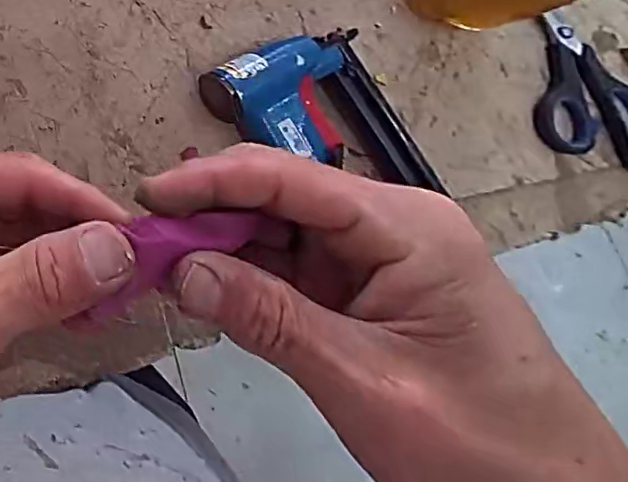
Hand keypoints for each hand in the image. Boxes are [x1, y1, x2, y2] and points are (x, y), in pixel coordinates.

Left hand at [0, 148, 135, 481]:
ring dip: (77, 268)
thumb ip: (44, 277)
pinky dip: (59, 287)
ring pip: (40, 235)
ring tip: (115, 300)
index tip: (138, 238)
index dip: (87, 205)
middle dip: (84, 242)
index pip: (33, 178)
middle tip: (134, 276)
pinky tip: (85, 312)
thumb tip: (120, 246)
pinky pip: (29, 264)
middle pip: (40, 205)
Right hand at [139, 146, 627, 481]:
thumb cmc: (480, 448)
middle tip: (147, 234)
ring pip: (285, 227)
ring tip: (165, 257)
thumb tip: (182, 270)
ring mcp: (382, 250)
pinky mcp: (372, 283)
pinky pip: (300, 264)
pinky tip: (212, 280)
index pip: (291, 179)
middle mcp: (391, 219)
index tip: (150, 195)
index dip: (214, 180)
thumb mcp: (366, 385)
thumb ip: (270, 321)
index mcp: (405, 223)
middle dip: (214, 210)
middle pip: (284, 195)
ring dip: (227, 242)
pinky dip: (253, 272)